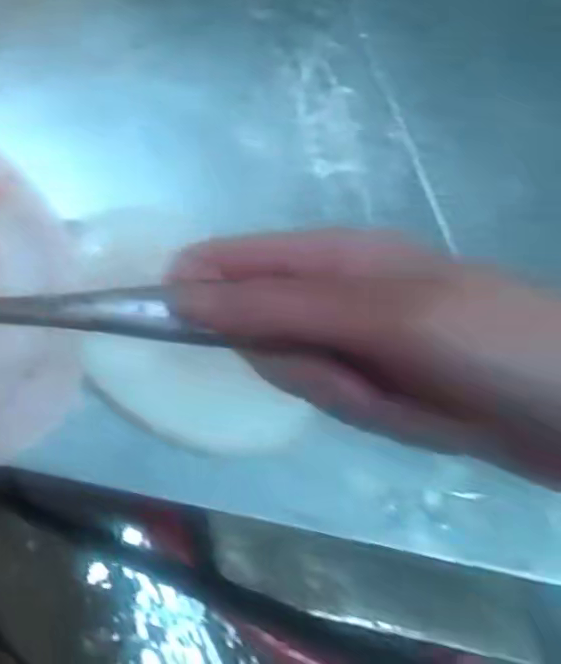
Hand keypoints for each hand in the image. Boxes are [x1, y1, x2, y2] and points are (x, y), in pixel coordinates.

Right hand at [170, 229, 560, 482]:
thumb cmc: (503, 348)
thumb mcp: (379, 318)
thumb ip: (268, 305)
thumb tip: (169, 297)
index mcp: (326, 255)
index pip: (214, 260)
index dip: (191, 293)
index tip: (191, 332)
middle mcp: (332, 289)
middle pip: (247, 321)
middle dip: (288, 358)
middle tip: (346, 376)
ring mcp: (360, 336)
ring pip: (287, 364)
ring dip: (335, 391)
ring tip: (404, 403)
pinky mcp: (386, 379)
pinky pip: (333, 395)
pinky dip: (370, 414)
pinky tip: (424, 418)